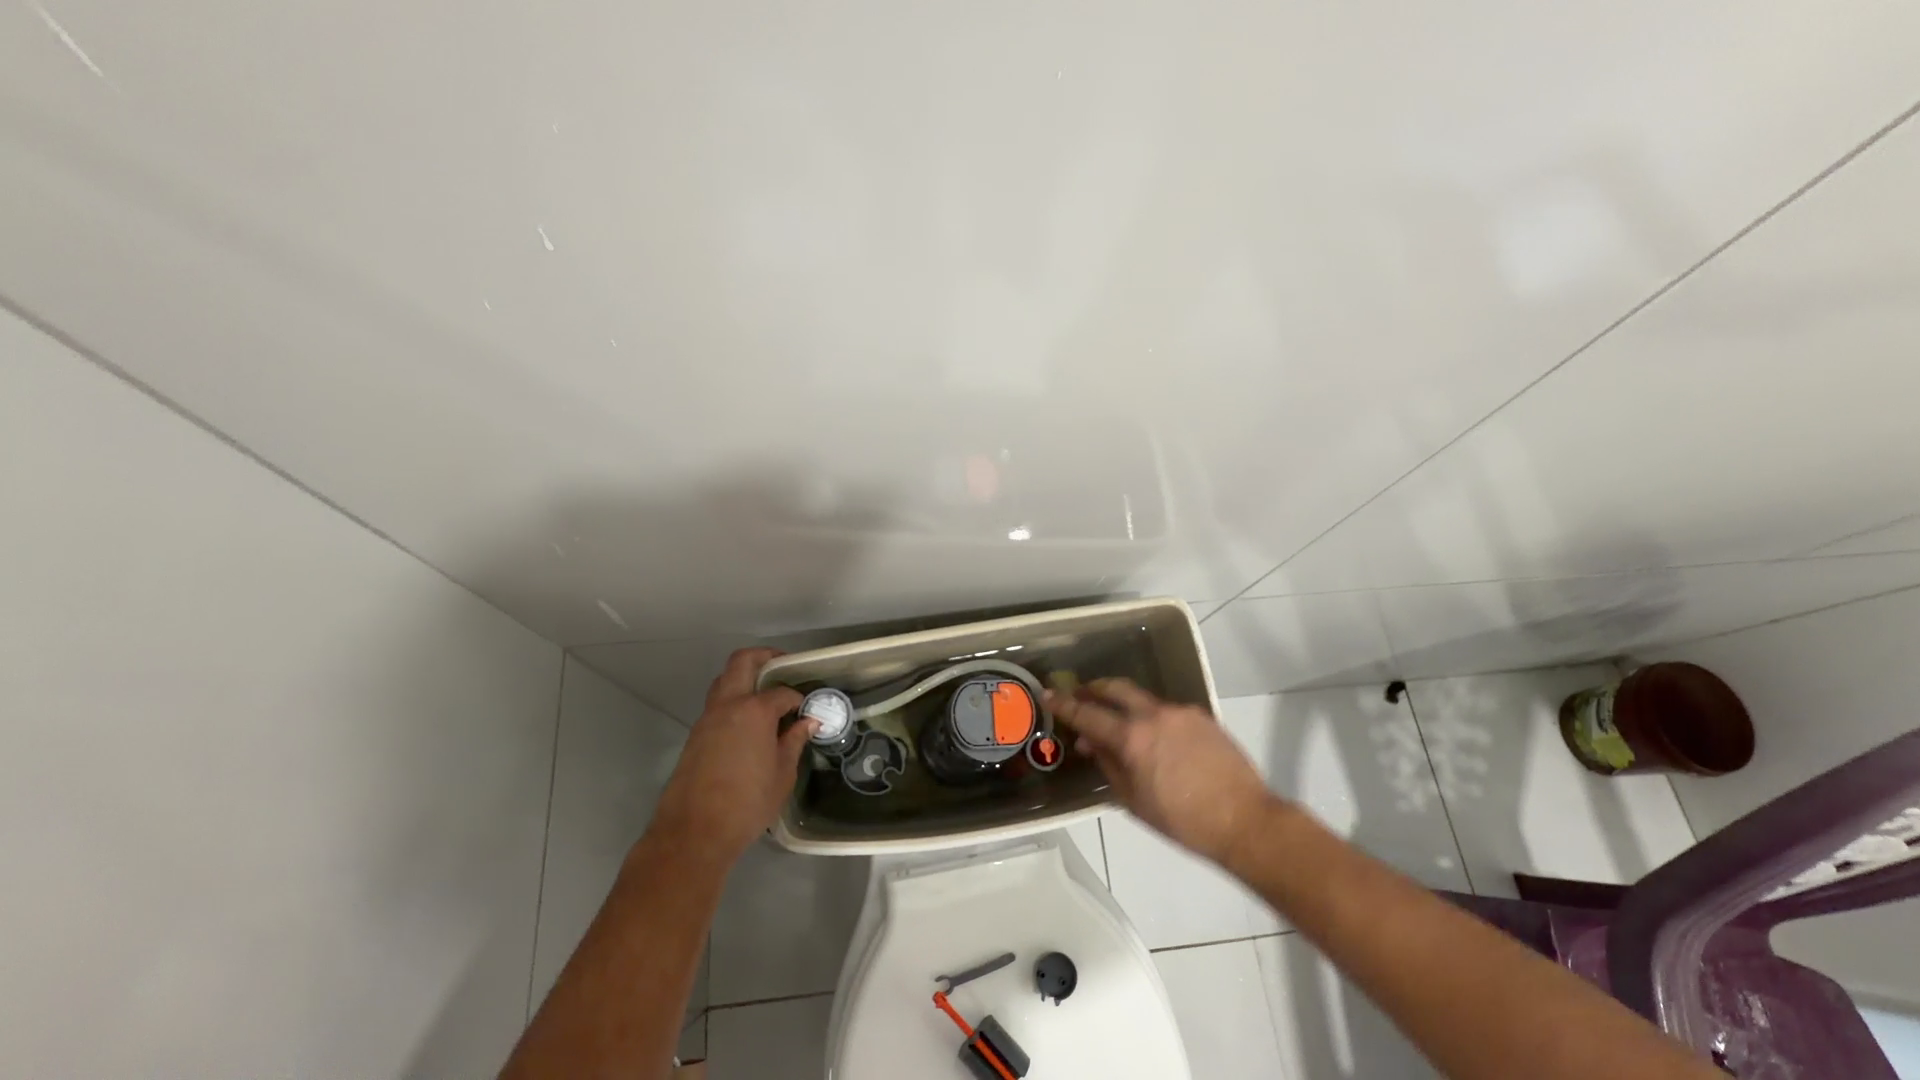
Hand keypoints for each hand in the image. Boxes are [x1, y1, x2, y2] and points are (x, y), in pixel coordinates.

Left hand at [649, 648, 811, 865]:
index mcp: (754, 710)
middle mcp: (728, 705)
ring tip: (767, 696)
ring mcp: (707, 718)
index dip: (799, 698)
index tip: (809, 709)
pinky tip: (749, 724)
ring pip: (724, 681)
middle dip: (765, 658)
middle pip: (743, 662)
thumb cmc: (748, 803)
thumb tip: (808, 722)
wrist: (695, 831)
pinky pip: (717, 705)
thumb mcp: (782, 774)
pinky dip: (734, 702)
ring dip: (745, 679)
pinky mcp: (696, 735)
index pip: (782, 692)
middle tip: (784, 667)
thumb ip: (794, 741)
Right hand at [1047, 678, 1277, 864]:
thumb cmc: (1182, 820)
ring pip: (1143, 699)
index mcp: (1133, 737)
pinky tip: (1153, 737)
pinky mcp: (1203, 718)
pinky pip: (1167, 711)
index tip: (1048, 694)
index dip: (1065, 705)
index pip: (1088, 714)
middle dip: (1094, 689)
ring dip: (1124, 704)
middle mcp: (1155, 715)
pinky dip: (1151, 717)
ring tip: (1117, 722)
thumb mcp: (1134, 800)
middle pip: (1116, 688)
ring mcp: (1182, 713)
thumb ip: (1109, 765)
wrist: (1245, 820)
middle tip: (1079, 694)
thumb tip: (1091, 743)